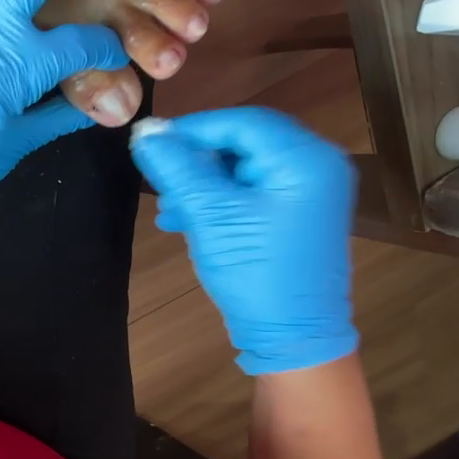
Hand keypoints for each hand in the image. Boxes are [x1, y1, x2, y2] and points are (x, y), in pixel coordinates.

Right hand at [130, 108, 357, 374]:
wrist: (292, 336)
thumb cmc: (255, 271)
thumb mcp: (210, 216)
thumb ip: (177, 170)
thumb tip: (144, 132)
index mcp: (304, 159)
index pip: (242, 122)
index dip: (193, 129)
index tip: (150, 144)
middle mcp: (314, 166)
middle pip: (243, 143)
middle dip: (196, 160)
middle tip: (158, 179)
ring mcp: (308, 193)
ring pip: (243, 169)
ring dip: (202, 183)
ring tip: (169, 209)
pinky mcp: (295, 215)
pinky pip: (251, 192)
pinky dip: (218, 200)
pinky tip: (186, 220)